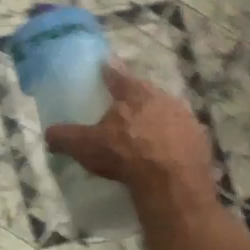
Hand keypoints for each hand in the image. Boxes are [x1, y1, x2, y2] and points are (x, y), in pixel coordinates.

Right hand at [44, 62, 213, 203]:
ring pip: (164, 112)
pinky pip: (178, 134)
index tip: (103, 66)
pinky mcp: (200, 140)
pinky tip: (158, 153)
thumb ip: (62, 136)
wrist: (172, 183)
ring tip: (139, 133)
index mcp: (135, 93)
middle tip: (120, 106)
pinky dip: (167, 139)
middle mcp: (164, 99)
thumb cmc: (124, 154)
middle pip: (144, 93)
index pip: (118, 75)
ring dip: (152, 119)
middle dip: (132, 98)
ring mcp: (186, 119)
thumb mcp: (82, 146)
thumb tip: (49, 134)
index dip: (108, 71)